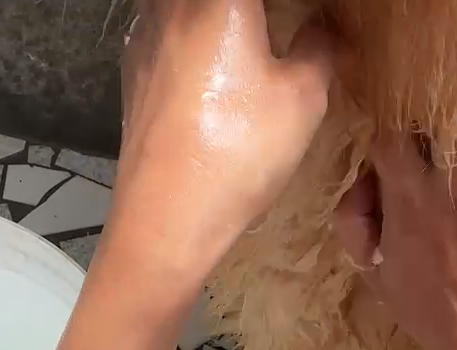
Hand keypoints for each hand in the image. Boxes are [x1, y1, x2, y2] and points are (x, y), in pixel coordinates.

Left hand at [105, 0, 334, 277]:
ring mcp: (145, 33)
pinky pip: (170, 32)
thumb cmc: (238, 154)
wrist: (165, 220)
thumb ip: (320, 50)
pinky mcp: (133, 71)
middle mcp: (173, 0)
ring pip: (189, 9)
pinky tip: (216, 73)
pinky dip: (197, 39)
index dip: (292, 7)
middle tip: (287, 28)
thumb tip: (323, 32)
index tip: (309, 20)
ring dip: (225, 21)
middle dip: (258, 12)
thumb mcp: (302, 101)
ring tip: (255, 47)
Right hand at [334, 113, 456, 349]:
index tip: (397, 148)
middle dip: (439, 121)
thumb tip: (361, 181)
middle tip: (439, 135)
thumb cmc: (421, 303)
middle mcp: (456, 185)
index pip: (394, 136)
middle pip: (447, 119)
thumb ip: (354, 222)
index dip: (393, 136)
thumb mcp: (373, 270)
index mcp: (410, 199)